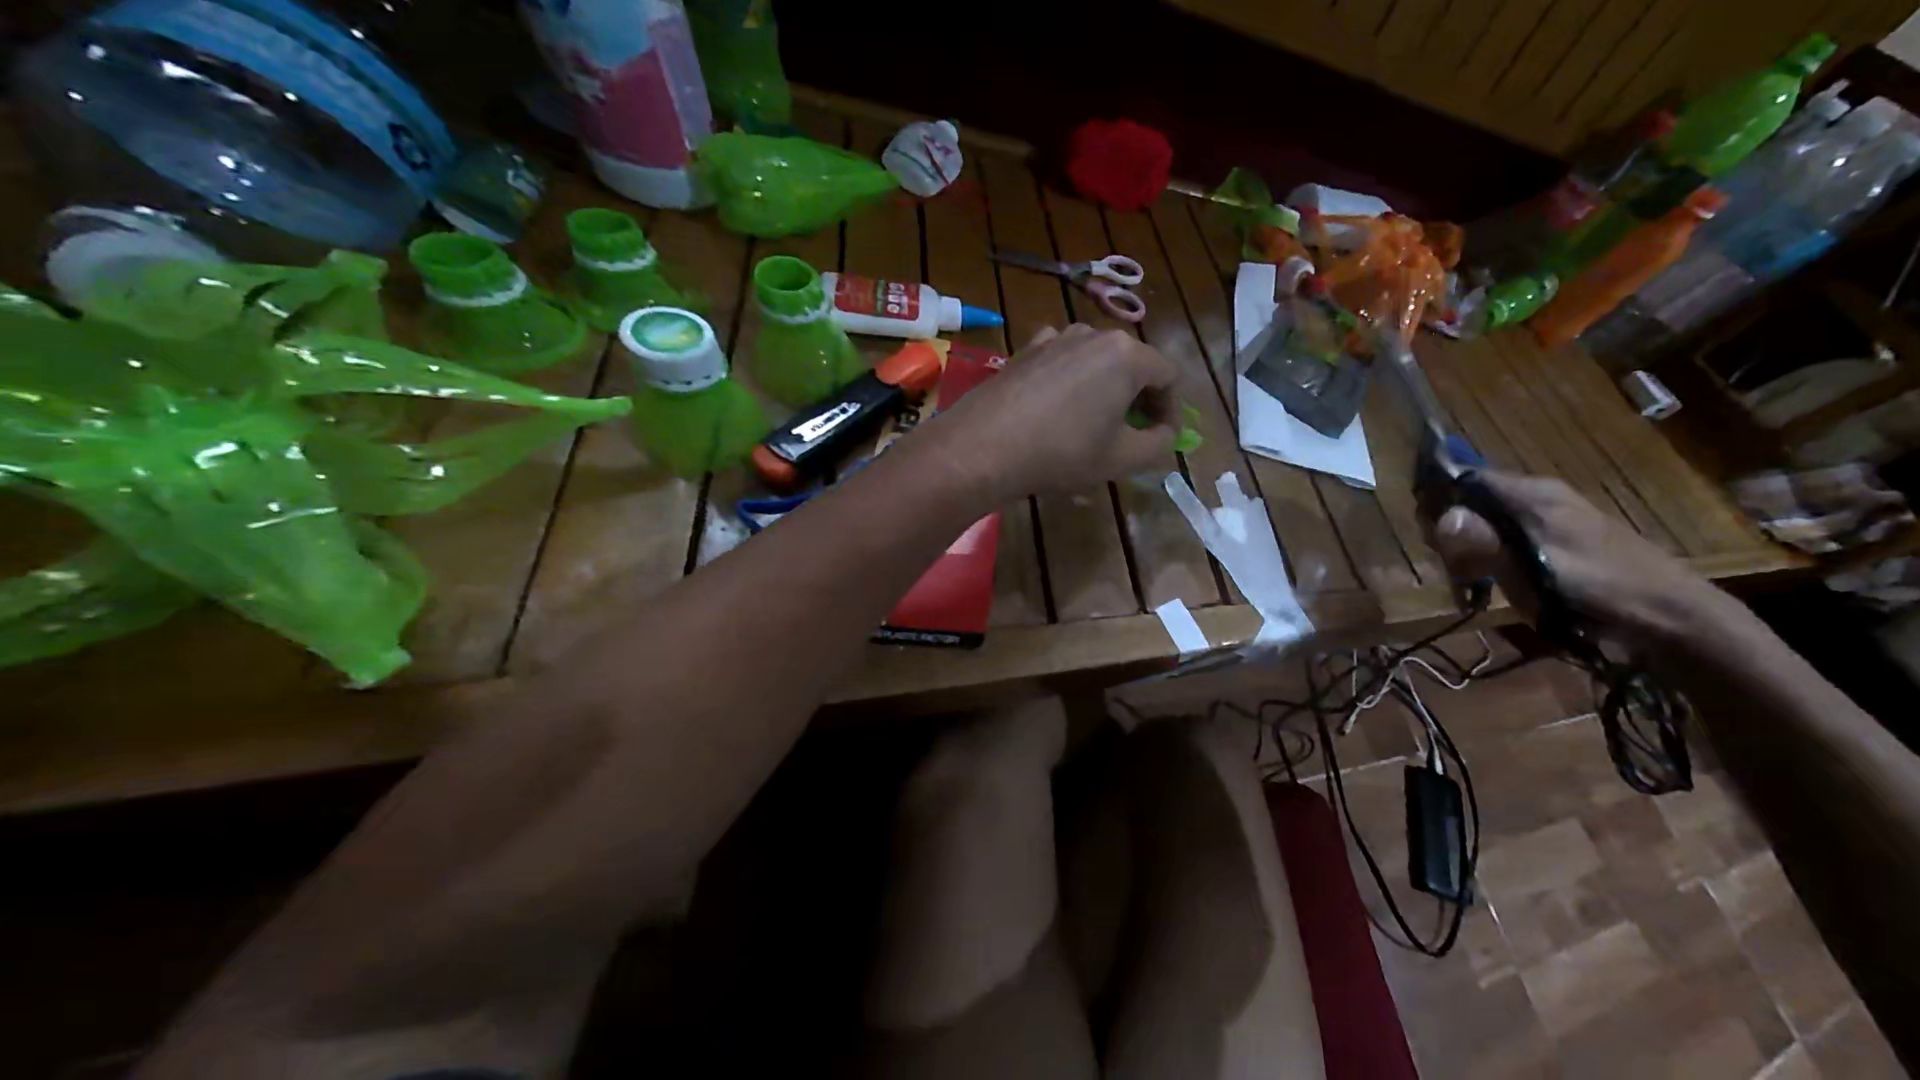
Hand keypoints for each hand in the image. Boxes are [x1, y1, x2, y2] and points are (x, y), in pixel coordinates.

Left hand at [920, 325, 1181, 499]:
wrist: (982, 448)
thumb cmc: (1062, 453)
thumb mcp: (1123, 459)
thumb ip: (1160, 444)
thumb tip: (1165, 433)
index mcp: (1126, 354)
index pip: (1168, 376)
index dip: (1171, 410)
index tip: (1161, 438)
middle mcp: (1092, 334)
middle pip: (1132, 363)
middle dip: (1137, 398)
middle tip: (1129, 434)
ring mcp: (1053, 338)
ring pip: (1095, 361)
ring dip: (1102, 389)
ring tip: (1091, 425)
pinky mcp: (1023, 351)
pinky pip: (1060, 362)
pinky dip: (1068, 382)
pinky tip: (1056, 409)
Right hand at [1430, 472, 1733, 645]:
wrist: (1670, 617)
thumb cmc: (1601, 587)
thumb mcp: (1535, 567)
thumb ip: (1487, 543)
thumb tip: (1440, 518)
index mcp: (1532, 493)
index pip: (1464, 478)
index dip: (1438, 500)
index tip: (1429, 537)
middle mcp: (1535, 498)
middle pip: (1468, 504)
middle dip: (1450, 536)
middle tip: (1455, 571)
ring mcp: (1544, 521)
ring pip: (1481, 527)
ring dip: (1467, 556)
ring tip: (1470, 587)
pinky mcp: (1551, 544)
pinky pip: (1500, 544)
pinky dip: (1486, 564)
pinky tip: (1488, 587)